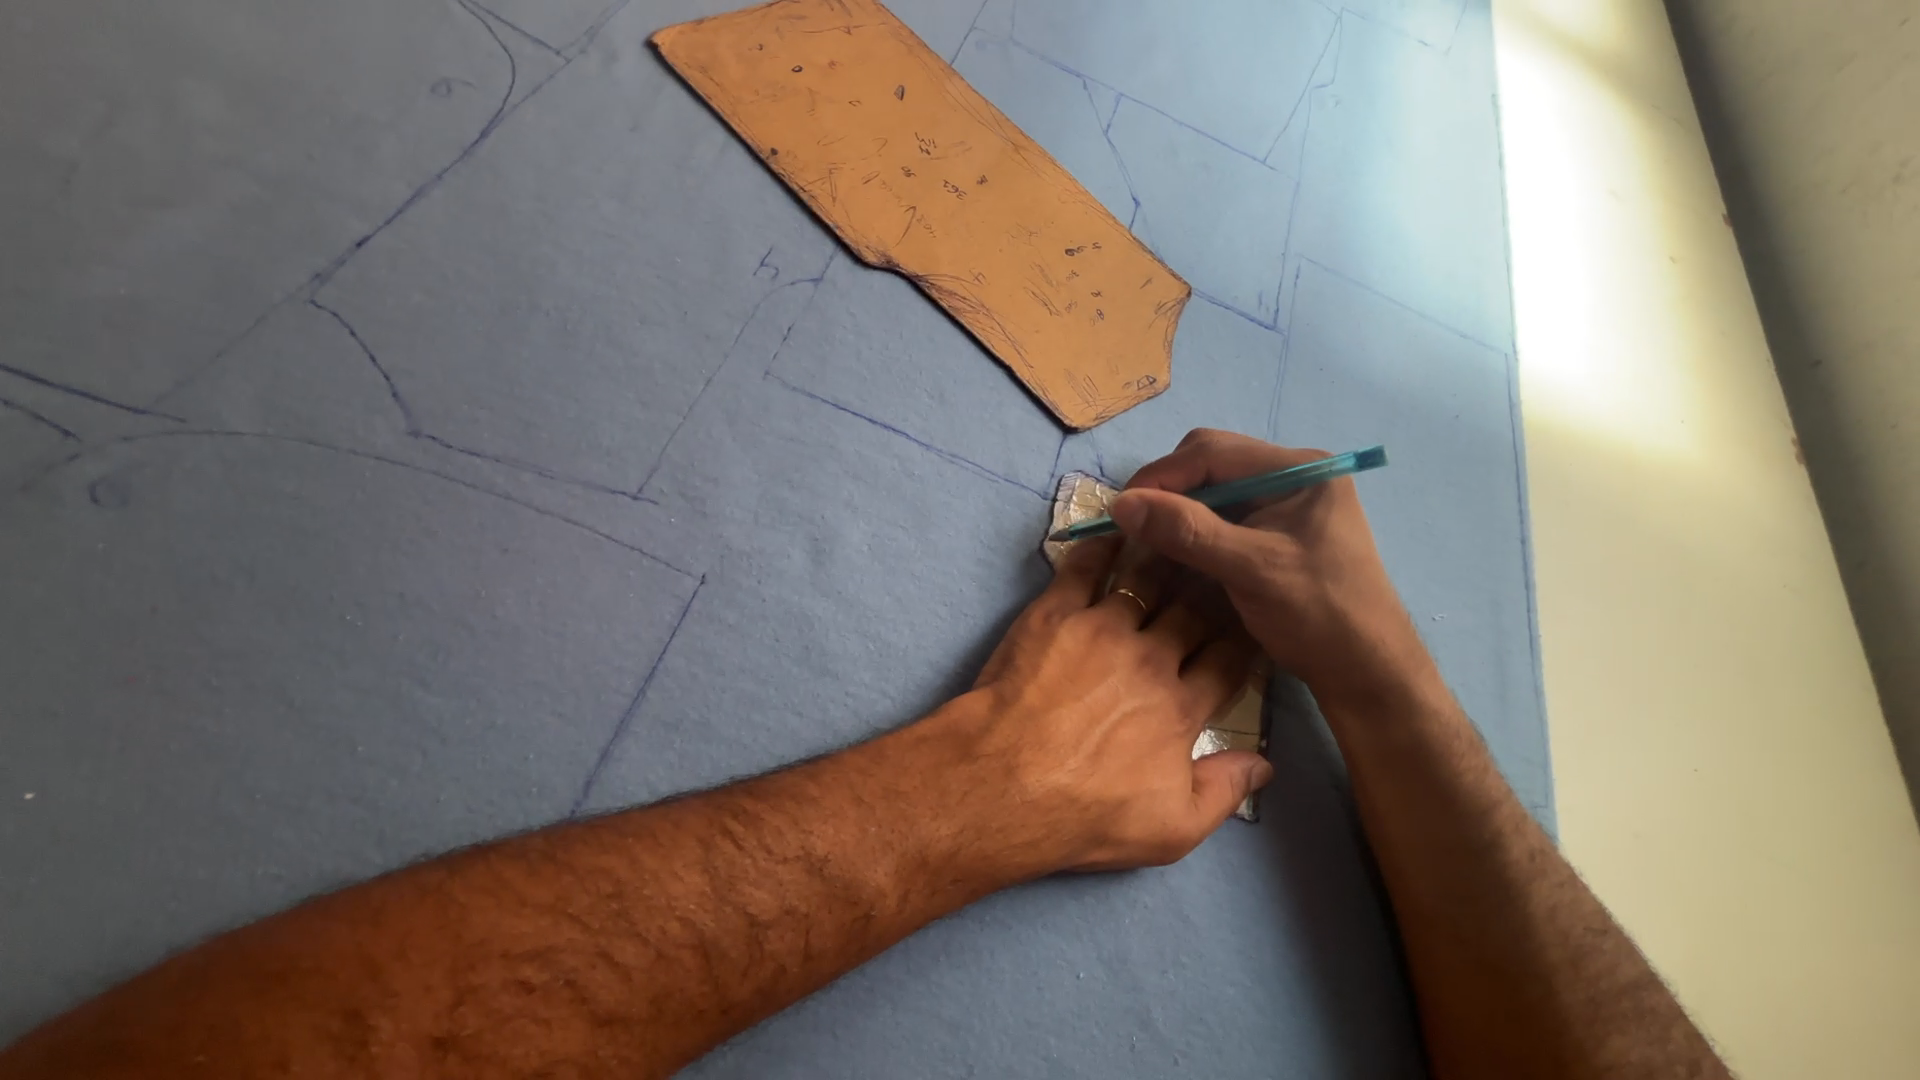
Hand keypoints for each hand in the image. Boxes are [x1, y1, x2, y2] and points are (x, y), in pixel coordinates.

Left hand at [932, 535, 1269, 876]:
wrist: (1003, 783)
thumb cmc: (1085, 814)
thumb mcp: (1171, 829)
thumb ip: (1224, 793)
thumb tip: (1266, 765)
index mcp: (1182, 708)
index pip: (1229, 662)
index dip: (1245, 639)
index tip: (1252, 620)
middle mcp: (1151, 658)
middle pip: (1194, 613)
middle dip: (1213, 590)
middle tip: (1221, 566)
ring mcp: (1102, 630)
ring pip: (1145, 581)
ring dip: (1165, 558)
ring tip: (1177, 536)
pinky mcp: (1055, 614)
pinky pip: (1084, 569)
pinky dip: (1102, 547)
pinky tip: (1116, 530)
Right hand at [1109, 430, 1433, 707]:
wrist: (1367, 672)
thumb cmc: (1319, 616)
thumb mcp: (1250, 570)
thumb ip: (1187, 532)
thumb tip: (1120, 504)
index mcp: (1299, 469)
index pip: (1211, 452)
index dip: (1160, 476)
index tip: (1121, 511)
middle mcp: (1291, 476)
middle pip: (1210, 463)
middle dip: (1169, 490)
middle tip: (1136, 527)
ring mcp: (1284, 504)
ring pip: (1212, 490)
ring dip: (1178, 511)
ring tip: (1150, 541)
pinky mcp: (1276, 532)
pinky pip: (1222, 515)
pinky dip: (1193, 529)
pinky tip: (1178, 553)